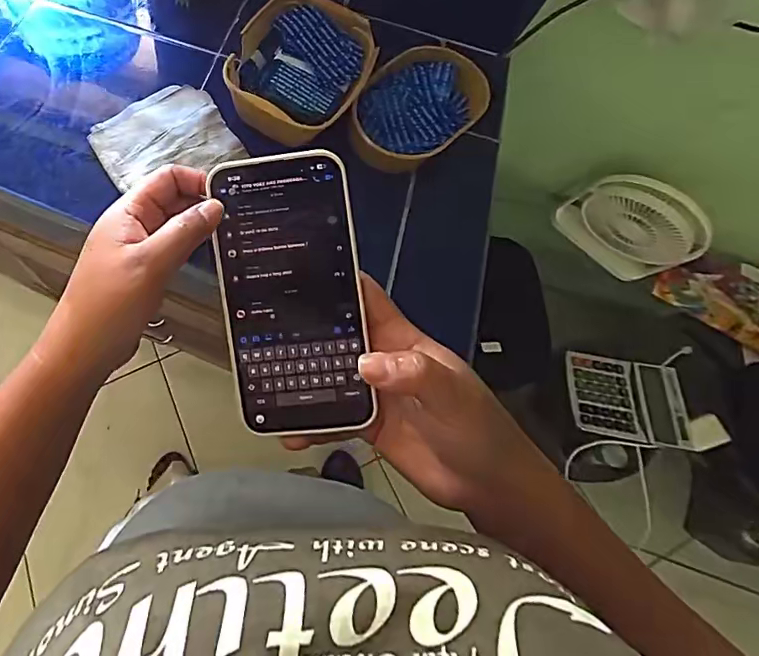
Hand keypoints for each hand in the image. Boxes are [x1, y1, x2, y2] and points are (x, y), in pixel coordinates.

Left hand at [40, 166, 222, 380]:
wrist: (82, 352)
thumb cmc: (106, 308)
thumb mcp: (151, 263)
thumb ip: (185, 231)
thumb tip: (214, 207)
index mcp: (126, 213)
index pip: (166, 178)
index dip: (195, 180)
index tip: (223, 195)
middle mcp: (130, 225)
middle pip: (171, 197)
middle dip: (200, 201)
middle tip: (229, 216)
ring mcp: (135, 248)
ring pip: (173, 223)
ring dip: (196, 224)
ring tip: (222, 233)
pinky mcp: (142, 269)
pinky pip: (170, 246)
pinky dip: (189, 245)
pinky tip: (205, 254)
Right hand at [285, 274, 558, 521]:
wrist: (489, 486)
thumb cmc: (480, 428)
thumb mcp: (452, 394)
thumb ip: (414, 374)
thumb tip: (367, 363)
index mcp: (403, 339)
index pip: (367, 299)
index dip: (340, 282)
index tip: (303, 272)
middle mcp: (384, 360)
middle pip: (339, 336)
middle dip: (308, 330)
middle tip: (268, 329)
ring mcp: (375, 393)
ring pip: (331, 376)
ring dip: (305, 378)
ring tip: (270, 381)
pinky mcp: (369, 425)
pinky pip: (333, 418)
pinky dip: (312, 423)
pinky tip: (292, 431)